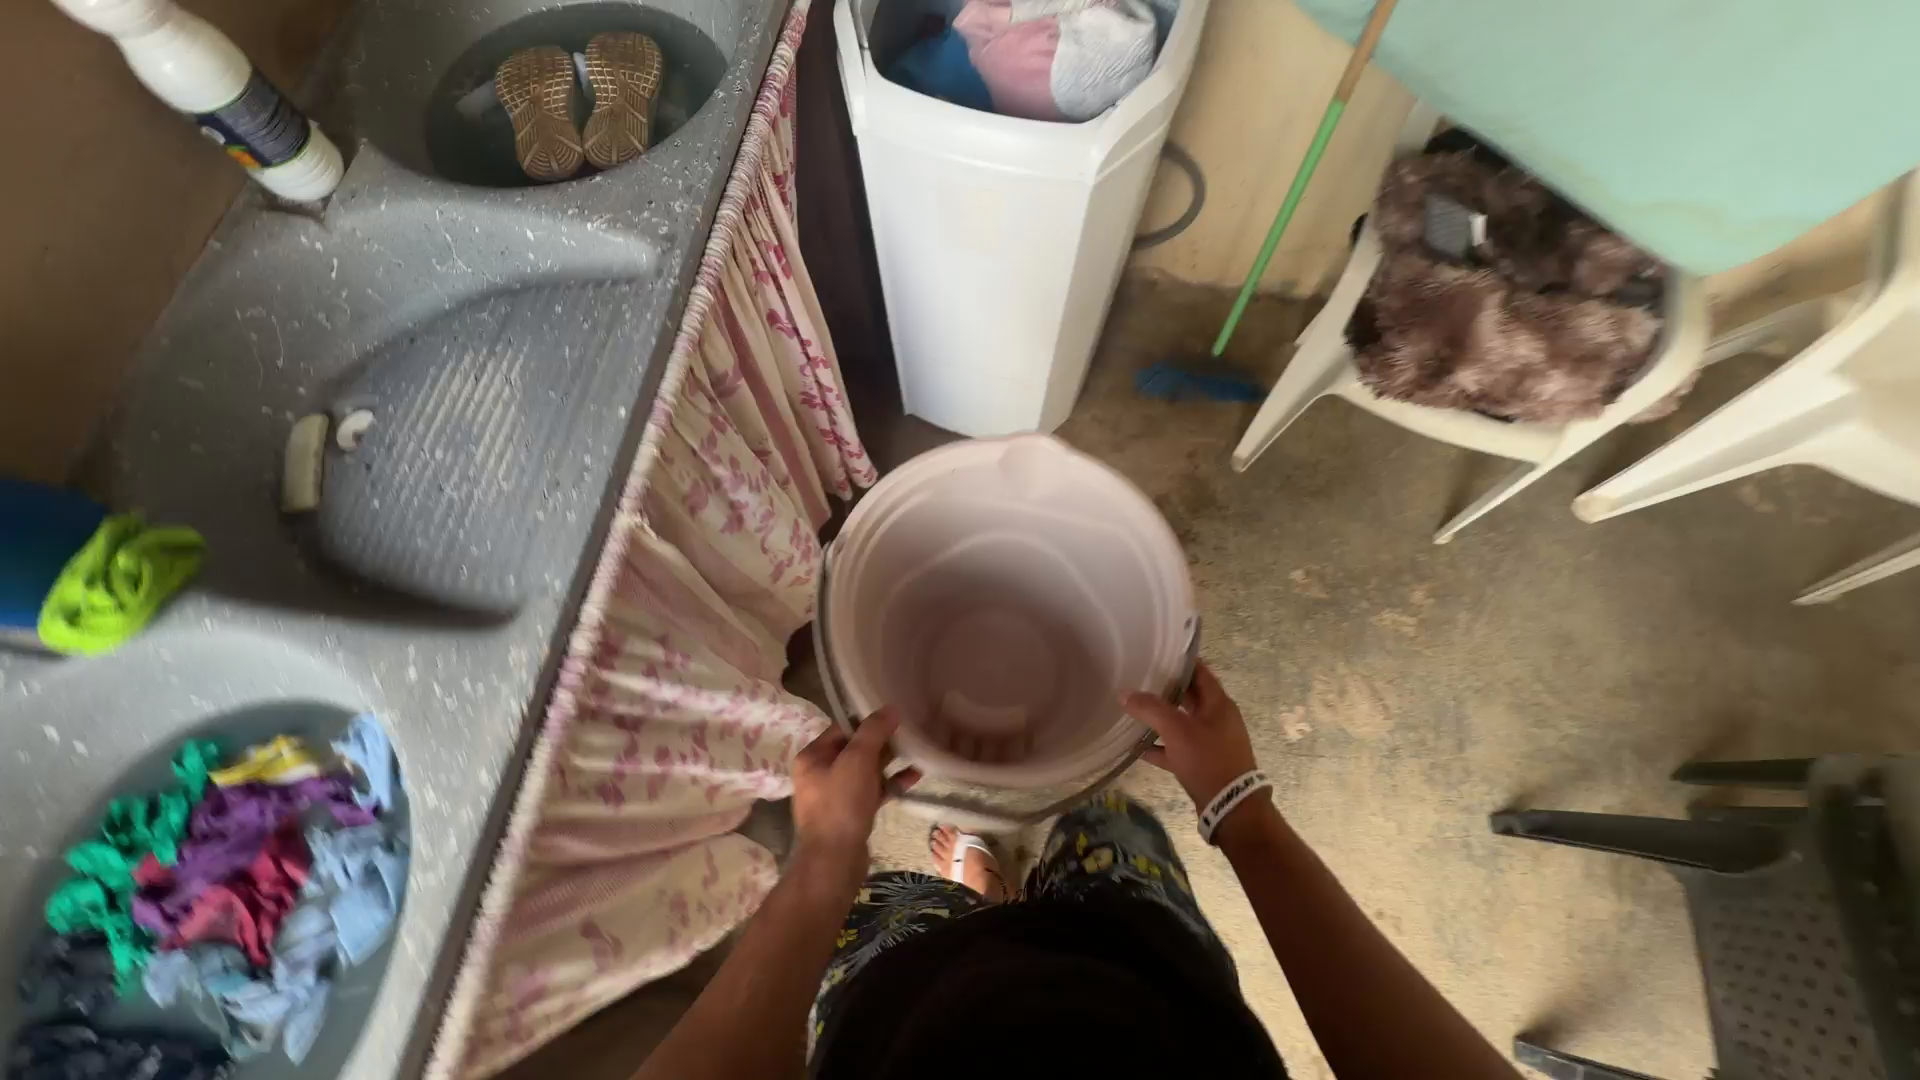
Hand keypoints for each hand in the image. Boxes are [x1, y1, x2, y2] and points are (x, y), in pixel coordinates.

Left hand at [791, 707, 918, 885]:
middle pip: (856, 748)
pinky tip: (914, 777)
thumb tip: (889, 708)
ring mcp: (836, 794)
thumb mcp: (857, 761)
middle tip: (910, 732)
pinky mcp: (851, 813)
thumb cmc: (841, 805)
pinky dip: (890, 783)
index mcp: (813, 756)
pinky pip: (873, 790)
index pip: (843, 727)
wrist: (834, 861)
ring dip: (890, 762)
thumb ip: (873, 732)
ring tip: (917, 752)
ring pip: (867, 770)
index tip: (896, 715)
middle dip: (883, 741)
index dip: (869, 720)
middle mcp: (820, 772)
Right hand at [1123, 661, 1260, 808]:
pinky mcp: (1206, 763)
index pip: (1200, 672)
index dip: (1181, 661)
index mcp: (1218, 704)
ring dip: (1163, 718)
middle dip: (1167, 689)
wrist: (1231, 807)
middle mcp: (1218, 719)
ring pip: (1184, 723)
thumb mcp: (1177, 730)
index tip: (1158, 653)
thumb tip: (1125, 693)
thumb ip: (1151, 709)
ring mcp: (1213, 742)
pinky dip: (1163, 746)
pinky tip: (1141, 749)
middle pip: (1191, 697)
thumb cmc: (1208, 759)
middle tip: (1142, 679)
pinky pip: (1180, 748)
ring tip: (1137, 711)